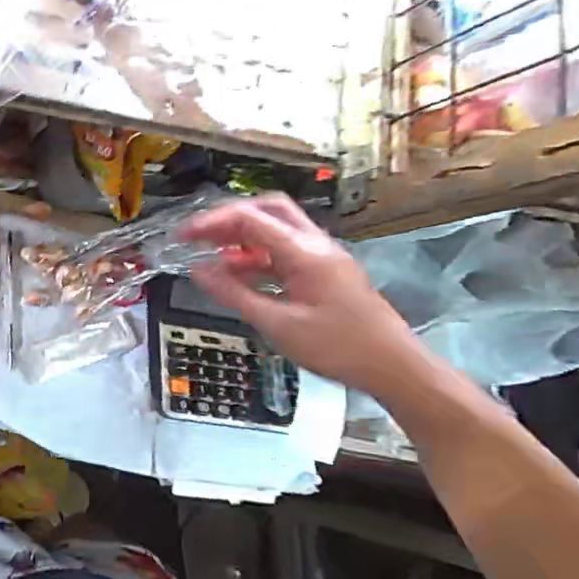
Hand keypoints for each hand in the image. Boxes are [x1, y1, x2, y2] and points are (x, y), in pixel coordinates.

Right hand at [181, 194, 432, 400]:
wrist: (395, 368)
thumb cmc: (339, 349)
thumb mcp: (278, 325)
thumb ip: (235, 294)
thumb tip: (198, 272)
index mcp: (304, 253)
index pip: (250, 219)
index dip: (211, 223)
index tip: (182, 236)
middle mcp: (315, 245)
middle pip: (267, 210)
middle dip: (228, 218)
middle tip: (199, 236)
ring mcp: (323, 256)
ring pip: (277, 228)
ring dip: (243, 236)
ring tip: (212, 256)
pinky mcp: (326, 271)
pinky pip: (285, 250)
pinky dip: (258, 255)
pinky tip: (240, 273)